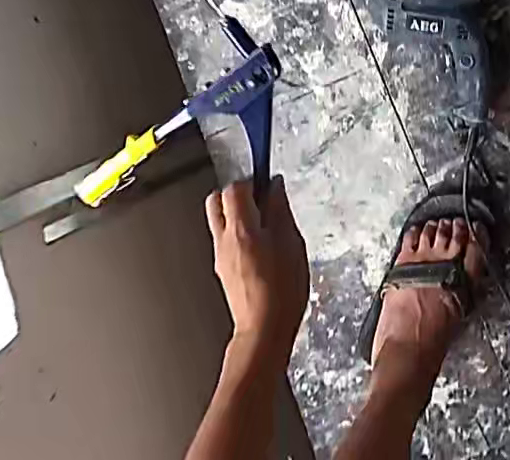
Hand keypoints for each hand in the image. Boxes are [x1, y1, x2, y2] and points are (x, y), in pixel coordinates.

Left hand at [205, 177, 309, 364]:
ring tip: (264, 221)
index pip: (235, 187)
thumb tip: (275, 188)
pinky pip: (226, 239)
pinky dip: (239, 232)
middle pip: (218, 199)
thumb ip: (280, 210)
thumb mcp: (291, 242)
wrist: (264, 331)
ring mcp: (221, 256)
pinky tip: (261, 244)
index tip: (268, 179)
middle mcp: (224, 240)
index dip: (253, 178)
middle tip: (261, 196)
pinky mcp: (224, 270)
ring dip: (238, 212)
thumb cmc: (280, 291)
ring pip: (220, 220)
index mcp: (241, 229)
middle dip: (238, 192)